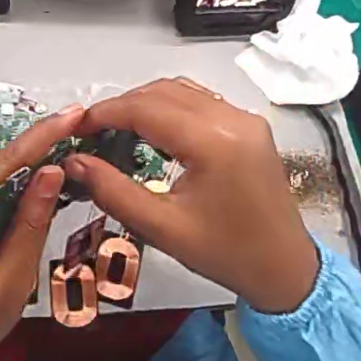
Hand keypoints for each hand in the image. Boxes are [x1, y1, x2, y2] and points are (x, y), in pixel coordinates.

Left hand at [0, 106, 83, 360]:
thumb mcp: (12, 282)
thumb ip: (31, 224)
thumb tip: (52, 172)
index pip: (5, 166)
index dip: (42, 136)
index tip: (74, 113)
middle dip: (39, 157)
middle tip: (80, 139)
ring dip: (25, 181)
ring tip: (64, 176)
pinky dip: (7, 199)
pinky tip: (32, 202)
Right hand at [64, 79, 319, 312]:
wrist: (286, 269)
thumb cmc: (227, 253)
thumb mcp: (162, 228)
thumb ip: (112, 191)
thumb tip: (74, 162)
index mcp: (214, 142)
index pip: (145, 108)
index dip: (104, 113)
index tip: (75, 128)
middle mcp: (233, 119)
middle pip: (161, 92)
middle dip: (120, 107)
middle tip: (89, 133)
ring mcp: (245, 119)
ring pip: (180, 91)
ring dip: (142, 104)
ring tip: (113, 131)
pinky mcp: (249, 127)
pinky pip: (198, 102)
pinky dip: (167, 108)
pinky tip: (149, 132)